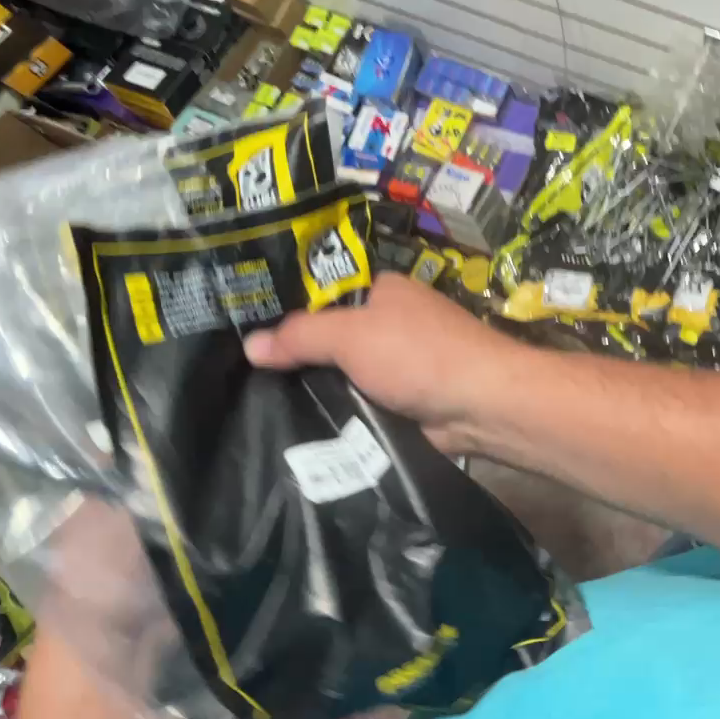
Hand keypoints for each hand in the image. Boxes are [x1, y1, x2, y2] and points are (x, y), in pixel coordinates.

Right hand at [243, 273, 528, 451]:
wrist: (480, 404)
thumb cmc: (418, 353)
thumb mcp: (352, 335)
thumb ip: (301, 336)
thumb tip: (250, 344)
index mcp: (385, 291)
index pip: (324, 293)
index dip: (287, 311)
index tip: (243, 334)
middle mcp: (393, 321)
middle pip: (330, 337)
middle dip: (296, 358)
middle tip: (239, 378)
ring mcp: (399, 362)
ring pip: (341, 375)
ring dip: (315, 391)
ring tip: (253, 406)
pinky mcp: (404, 399)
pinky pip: (358, 403)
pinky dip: (337, 413)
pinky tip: (296, 428)